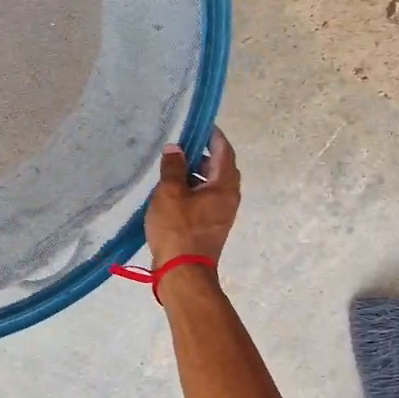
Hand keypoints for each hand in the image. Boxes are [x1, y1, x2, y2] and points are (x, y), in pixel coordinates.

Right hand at [144, 126, 239, 264]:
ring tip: (173, 166)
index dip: (213, 135)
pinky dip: (194, 189)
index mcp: (224, 186)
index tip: (199, 124)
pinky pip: (206, 199)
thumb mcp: (170, 193)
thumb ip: (173, 167)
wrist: (183, 272)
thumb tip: (176, 148)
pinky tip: (173, 191)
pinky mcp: (210, 226)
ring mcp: (221, 214)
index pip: (224, 151)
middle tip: (182, 144)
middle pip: (221, 168)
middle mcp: (229, 198)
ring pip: (212, 185)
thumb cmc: (178, 229)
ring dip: (197, 172)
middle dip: (204, 154)